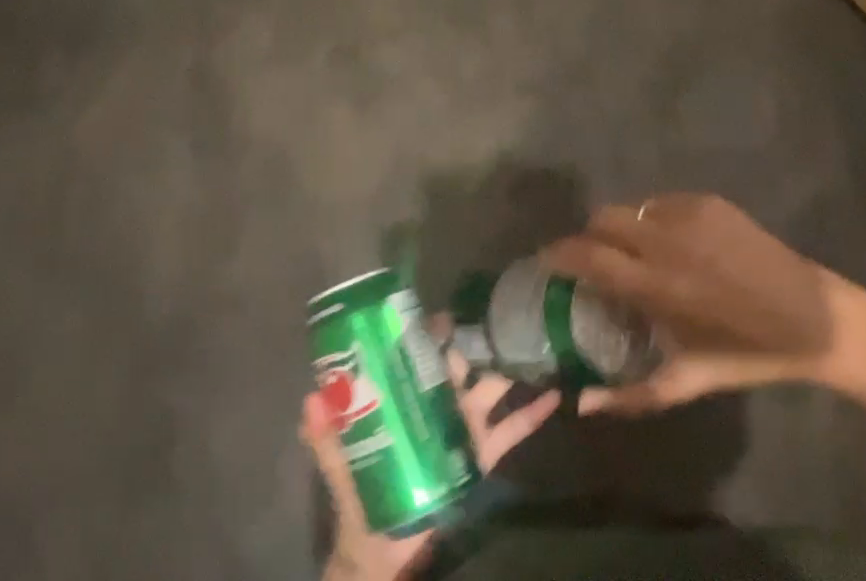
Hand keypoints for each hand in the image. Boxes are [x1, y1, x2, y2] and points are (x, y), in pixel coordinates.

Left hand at [302, 341, 558, 580]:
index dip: (427, 334)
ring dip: (509, 368)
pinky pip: (511, 431)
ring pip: (490, 389)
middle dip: (473, 342)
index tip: (440, 316)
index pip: (417, 357)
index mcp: (406, 401)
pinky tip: (555, 394)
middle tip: (496, 318)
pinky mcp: (482, 456)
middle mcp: (437, 405)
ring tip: (532, 343)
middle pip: (459, 366)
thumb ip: (326, 438)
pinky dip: (533, 413)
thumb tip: (310, 399)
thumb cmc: (362, 500)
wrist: (384, 549)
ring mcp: (463, 427)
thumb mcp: (341, 467)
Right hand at [543, 193, 837, 414]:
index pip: (586, 255)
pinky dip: (655, 220)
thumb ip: (630, 394)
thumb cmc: (747, 355)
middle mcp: (665, 242)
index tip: (548, 262)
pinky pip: (662, 203)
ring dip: (624, 228)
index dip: (558, 254)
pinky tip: (674, 245)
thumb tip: (580, 404)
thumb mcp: (688, 380)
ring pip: (631, 208)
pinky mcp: (710, 202)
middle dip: (590, 236)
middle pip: (601, 219)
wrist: (816, 319)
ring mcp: (689, 215)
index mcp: (656, 286)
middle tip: (596, 260)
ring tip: (638, 253)